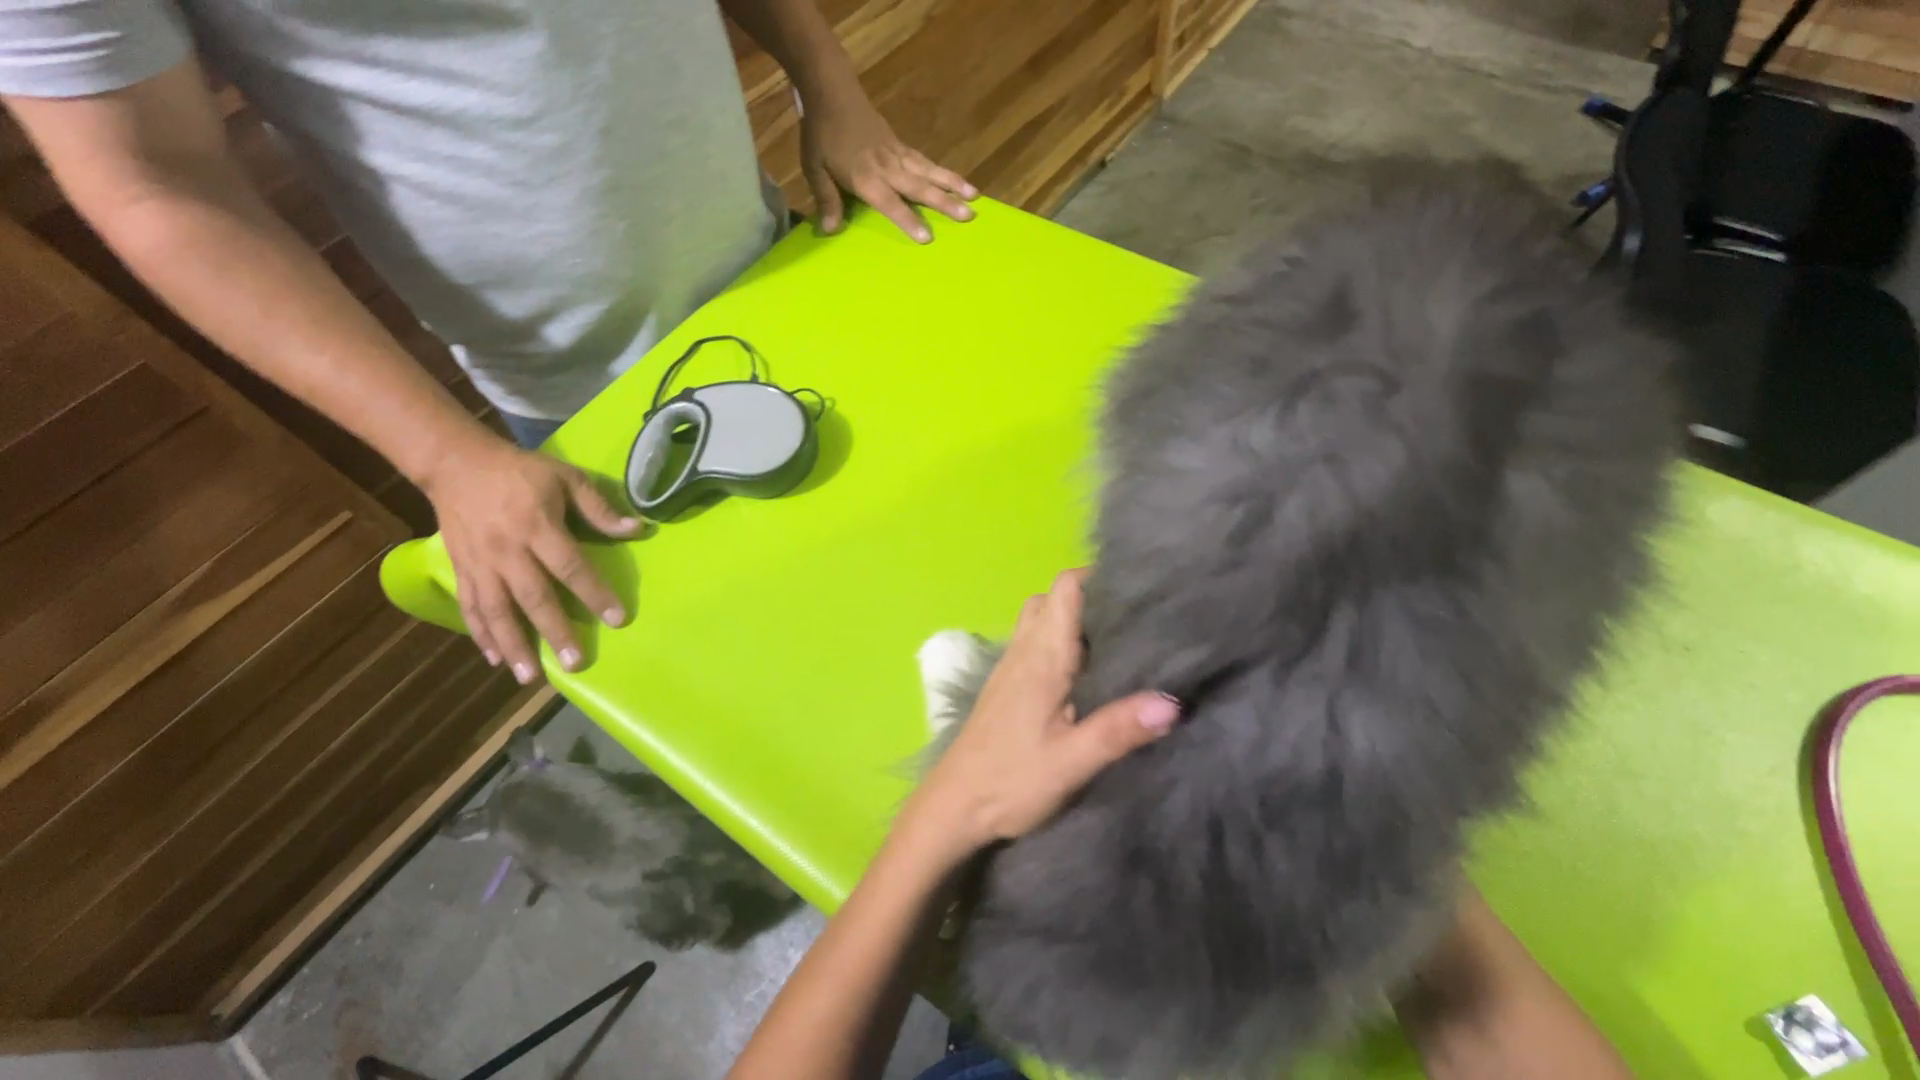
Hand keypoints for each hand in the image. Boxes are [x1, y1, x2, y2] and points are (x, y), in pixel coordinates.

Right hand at [421, 433, 641, 683]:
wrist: (456, 464)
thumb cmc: (521, 471)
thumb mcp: (565, 477)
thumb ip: (599, 506)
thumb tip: (637, 529)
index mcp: (537, 526)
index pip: (570, 566)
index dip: (594, 593)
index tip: (617, 619)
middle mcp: (507, 550)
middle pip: (533, 596)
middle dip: (555, 631)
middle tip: (575, 663)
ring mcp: (480, 563)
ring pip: (497, 610)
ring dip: (514, 645)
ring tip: (530, 677)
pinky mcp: (459, 568)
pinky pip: (471, 606)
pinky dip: (481, 634)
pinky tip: (495, 658)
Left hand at [799, 88, 976, 243]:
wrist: (832, 93)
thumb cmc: (821, 135)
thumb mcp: (814, 169)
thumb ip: (826, 199)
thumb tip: (831, 231)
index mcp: (865, 178)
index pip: (890, 203)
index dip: (908, 220)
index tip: (928, 238)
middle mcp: (887, 168)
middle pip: (919, 188)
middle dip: (944, 202)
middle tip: (969, 216)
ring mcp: (897, 155)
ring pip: (929, 172)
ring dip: (953, 184)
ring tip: (975, 197)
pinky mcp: (901, 146)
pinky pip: (925, 161)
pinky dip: (942, 172)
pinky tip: (957, 180)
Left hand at [903, 569, 1180, 864]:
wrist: (953, 808)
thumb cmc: (1009, 781)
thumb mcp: (1071, 762)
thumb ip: (1118, 729)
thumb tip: (1172, 702)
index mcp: (1042, 657)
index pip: (1065, 588)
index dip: (1098, 576)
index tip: (1138, 586)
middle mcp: (1023, 652)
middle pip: (1054, 599)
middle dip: (1092, 597)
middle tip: (1135, 617)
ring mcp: (1011, 669)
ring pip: (1042, 621)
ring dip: (1075, 621)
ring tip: (1119, 642)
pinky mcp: (1007, 689)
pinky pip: (1036, 646)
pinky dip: (1061, 644)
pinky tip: (1087, 676)